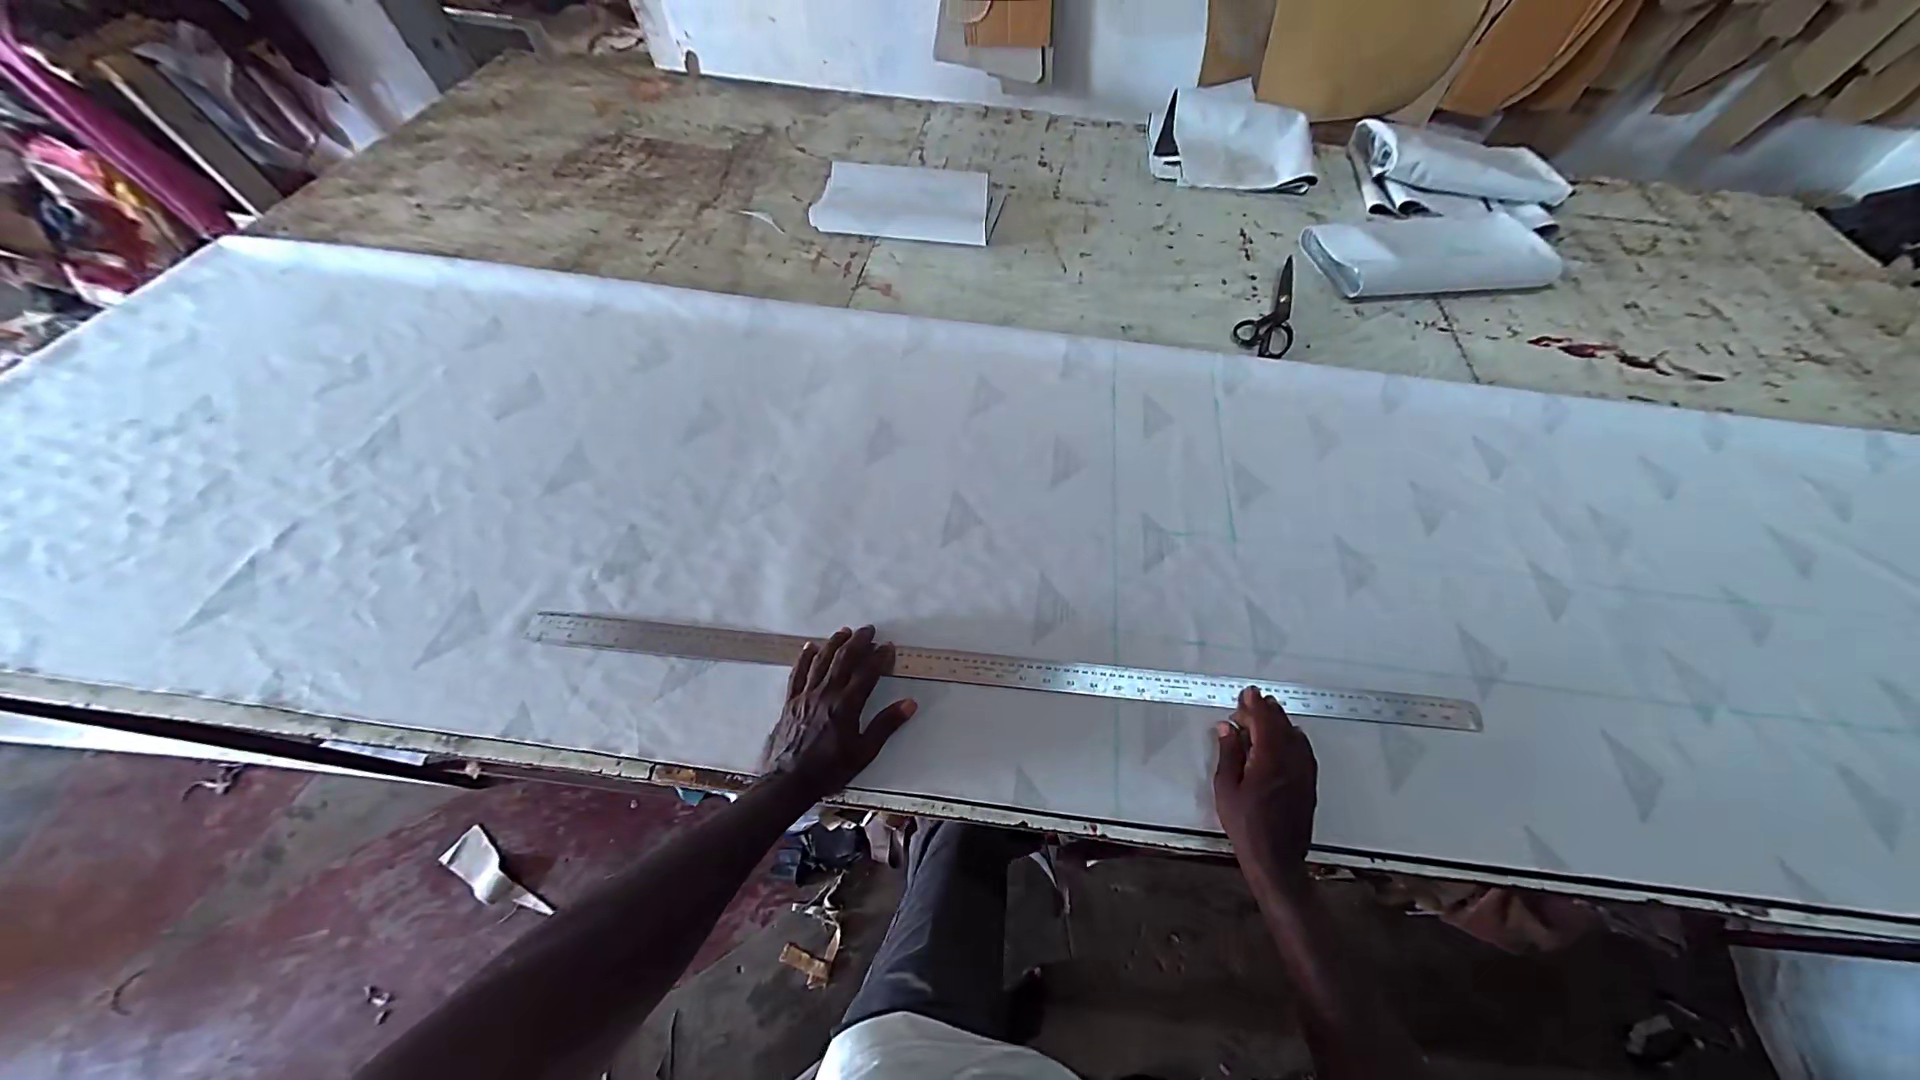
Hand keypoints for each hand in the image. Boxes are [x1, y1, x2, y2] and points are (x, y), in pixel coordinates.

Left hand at [761, 625, 916, 799]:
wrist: (789, 782)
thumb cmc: (829, 769)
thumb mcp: (864, 752)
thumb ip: (886, 725)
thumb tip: (909, 704)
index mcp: (846, 706)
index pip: (867, 673)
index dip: (879, 657)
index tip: (888, 646)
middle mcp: (826, 694)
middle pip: (844, 659)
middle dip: (858, 642)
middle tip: (869, 630)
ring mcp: (806, 695)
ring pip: (821, 661)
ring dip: (834, 643)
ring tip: (845, 632)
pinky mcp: (791, 701)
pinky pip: (798, 673)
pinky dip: (805, 658)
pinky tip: (810, 647)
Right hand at [1213, 685, 1317, 872]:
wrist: (1275, 858)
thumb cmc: (1246, 825)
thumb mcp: (1226, 787)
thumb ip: (1228, 753)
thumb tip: (1228, 728)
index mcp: (1269, 760)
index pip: (1264, 722)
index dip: (1254, 705)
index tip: (1246, 694)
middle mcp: (1291, 762)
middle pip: (1281, 725)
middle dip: (1265, 710)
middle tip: (1248, 704)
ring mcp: (1304, 773)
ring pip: (1294, 736)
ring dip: (1279, 722)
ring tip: (1265, 716)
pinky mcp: (1309, 783)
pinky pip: (1304, 750)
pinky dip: (1292, 737)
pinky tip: (1285, 738)